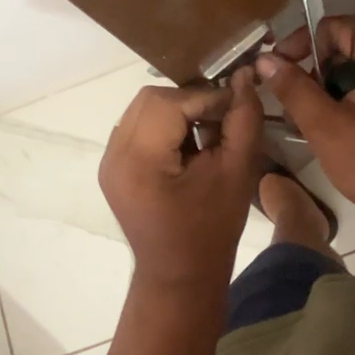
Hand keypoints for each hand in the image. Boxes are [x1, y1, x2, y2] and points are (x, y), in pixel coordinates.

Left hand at [98, 68, 263, 291]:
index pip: (170, 101)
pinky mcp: (114, 168)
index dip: (207, 97)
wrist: (180, 278)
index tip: (237, 105)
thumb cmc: (211, 230)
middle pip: (151, 99)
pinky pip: (139, 128)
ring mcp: (109, 162)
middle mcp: (114, 155)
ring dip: (178, 112)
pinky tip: (189, 148)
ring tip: (206, 135)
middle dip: (190, 101)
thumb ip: (242, 119)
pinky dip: (165, 127)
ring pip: (143, 109)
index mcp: (139, 160)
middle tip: (221, 119)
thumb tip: (245, 76)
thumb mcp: (236, 172)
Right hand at [257, 16, 354, 216]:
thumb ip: (293, 88)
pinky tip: (320, 124)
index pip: (339, 27)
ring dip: (322, 86)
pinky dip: (338, 99)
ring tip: (300, 114)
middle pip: (344, 45)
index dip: (305, 41)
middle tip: (287, 93)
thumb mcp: (325, 125)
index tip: (281, 66)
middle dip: (312, 66)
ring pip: (350, 68)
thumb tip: (264, 60)